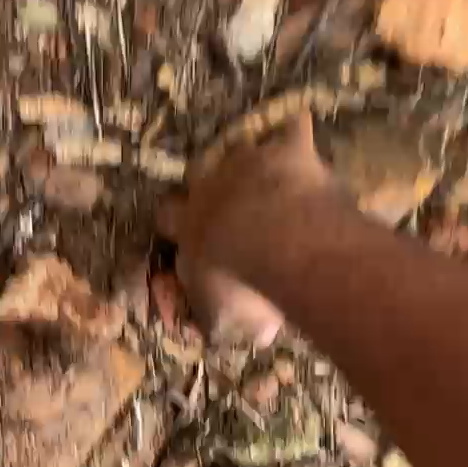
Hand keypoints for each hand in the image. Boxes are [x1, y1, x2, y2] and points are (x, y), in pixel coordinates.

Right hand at [158, 114, 348, 346]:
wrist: (274, 239)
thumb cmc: (238, 282)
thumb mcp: (224, 316)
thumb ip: (226, 321)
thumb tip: (253, 338)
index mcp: (187, 226)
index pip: (166, 217)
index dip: (174, 222)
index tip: (182, 229)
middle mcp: (208, 188)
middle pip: (198, 176)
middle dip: (210, 186)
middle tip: (227, 201)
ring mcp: (246, 162)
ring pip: (239, 151)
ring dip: (251, 163)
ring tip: (267, 173)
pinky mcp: (286, 149)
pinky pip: (291, 128)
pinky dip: (295, 132)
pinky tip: (301, 132)